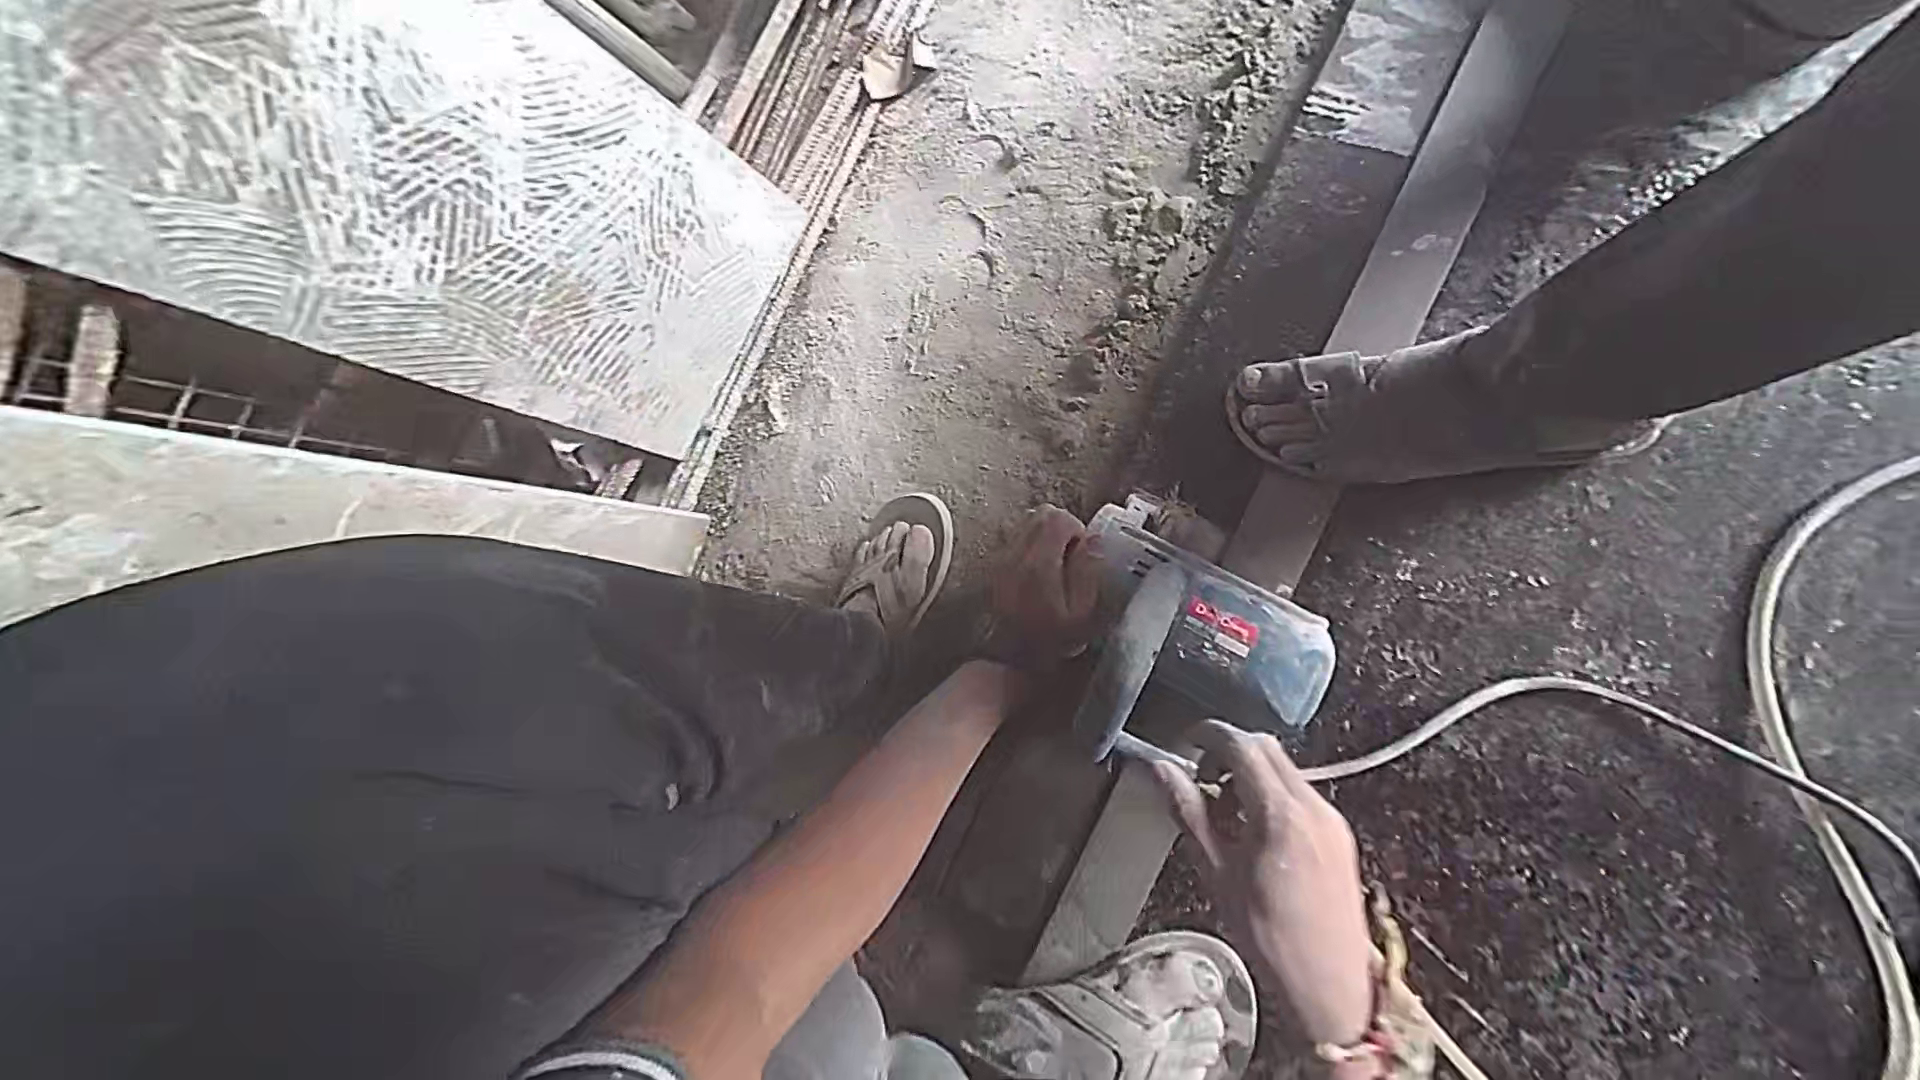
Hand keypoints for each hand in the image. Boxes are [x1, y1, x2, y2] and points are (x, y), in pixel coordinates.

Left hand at [980, 505, 1100, 668]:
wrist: (1002, 663)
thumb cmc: (1045, 645)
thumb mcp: (1081, 617)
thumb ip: (1088, 575)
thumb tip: (1093, 543)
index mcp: (1038, 563)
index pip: (1058, 519)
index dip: (1077, 530)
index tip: (1084, 554)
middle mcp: (1015, 555)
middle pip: (1041, 516)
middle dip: (1063, 530)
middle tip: (1072, 559)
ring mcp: (1001, 560)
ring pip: (1028, 527)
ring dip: (1047, 539)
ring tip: (1056, 569)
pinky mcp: (993, 568)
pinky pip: (1017, 543)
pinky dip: (1032, 551)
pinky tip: (1038, 578)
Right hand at [1151, 720, 1372, 1048]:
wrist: (1334, 990)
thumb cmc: (1272, 939)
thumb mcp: (1217, 872)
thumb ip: (1189, 811)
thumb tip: (1163, 771)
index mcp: (1280, 815)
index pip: (1242, 745)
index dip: (1208, 735)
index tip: (1187, 742)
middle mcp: (1312, 808)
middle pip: (1265, 747)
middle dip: (1228, 750)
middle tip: (1203, 776)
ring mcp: (1330, 819)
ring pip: (1283, 766)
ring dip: (1249, 770)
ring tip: (1226, 808)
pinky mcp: (1338, 833)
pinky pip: (1299, 790)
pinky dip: (1270, 791)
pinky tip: (1252, 825)